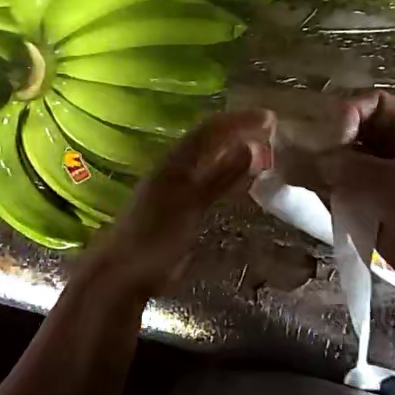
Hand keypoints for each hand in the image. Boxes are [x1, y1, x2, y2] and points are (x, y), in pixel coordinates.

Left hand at [76, 109, 275, 297]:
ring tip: (262, 152)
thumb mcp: (191, 206)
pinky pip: (207, 179)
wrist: (122, 275)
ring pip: (208, 159)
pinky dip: (227, 173)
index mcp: (175, 163)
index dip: (240, 121)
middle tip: (272, 133)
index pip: (211, 130)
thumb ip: (220, 177)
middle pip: (209, 140)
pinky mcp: (177, 208)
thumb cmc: (155, 239)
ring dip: (234, 151)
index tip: (272, 119)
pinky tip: (238, 181)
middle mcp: (173, 169)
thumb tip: (251, 146)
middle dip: (239, 132)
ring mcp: (174, 188)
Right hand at [316, 91, 394, 293]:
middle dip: (328, 142)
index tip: (329, 136)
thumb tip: (310, 158)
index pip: (374, 106)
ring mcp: (382, 185)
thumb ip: (356, 168)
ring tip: (297, 177)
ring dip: (321, 170)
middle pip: (353, 135)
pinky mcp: (371, 212)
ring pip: (342, 166)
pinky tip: (309, 198)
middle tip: (300, 156)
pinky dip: (325, 196)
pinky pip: (342, 196)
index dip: (349, 112)